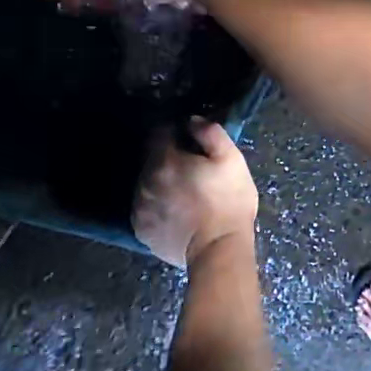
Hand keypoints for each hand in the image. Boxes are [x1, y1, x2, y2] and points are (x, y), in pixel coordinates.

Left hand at [133, 118, 258, 268]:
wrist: (218, 249)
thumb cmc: (229, 201)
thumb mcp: (231, 160)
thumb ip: (211, 133)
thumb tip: (192, 120)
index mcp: (165, 160)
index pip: (160, 132)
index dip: (176, 132)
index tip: (190, 139)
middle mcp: (144, 181)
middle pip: (151, 158)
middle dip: (167, 157)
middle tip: (191, 168)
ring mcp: (139, 207)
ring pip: (146, 183)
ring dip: (160, 181)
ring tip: (184, 192)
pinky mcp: (141, 229)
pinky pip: (145, 207)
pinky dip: (157, 204)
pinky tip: (176, 211)